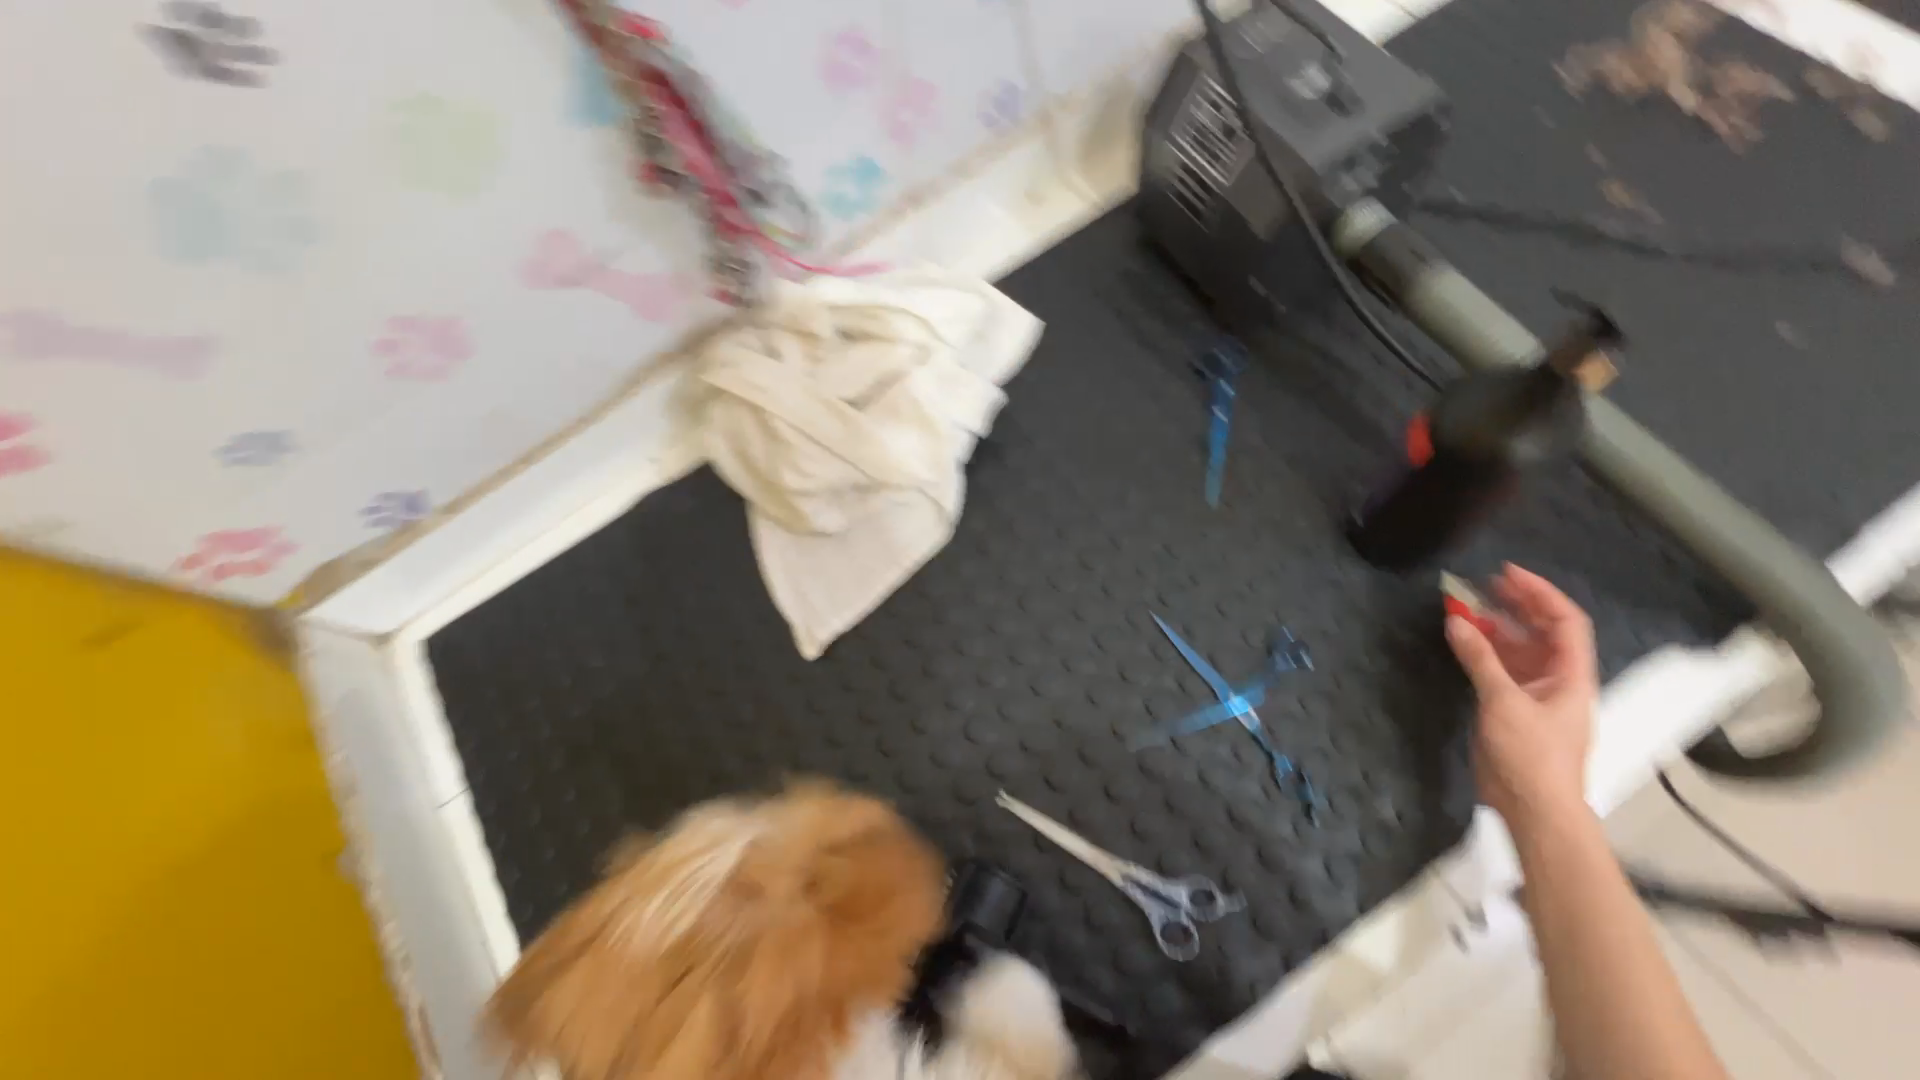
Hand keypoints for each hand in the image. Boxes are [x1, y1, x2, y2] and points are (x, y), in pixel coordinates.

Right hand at [1445, 564, 1597, 830]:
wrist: (1535, 809)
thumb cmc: (1531, 756)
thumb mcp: (1503, 703)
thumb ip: (1480, 659)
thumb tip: (1456, 621)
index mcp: (1572, 675)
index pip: (1565, 622)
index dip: (1539, 593)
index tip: (1506, 574)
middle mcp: (1558, 680)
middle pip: (1543, 632)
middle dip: (1516, 606)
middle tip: (1484, 584)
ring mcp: (1536, 695)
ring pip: (1520, 650)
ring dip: (1496, 628)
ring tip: (1467, 608)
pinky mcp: (1513, 710)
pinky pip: (1501, 669)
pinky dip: (1483, 652)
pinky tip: (1464, 642)